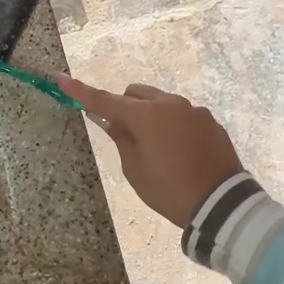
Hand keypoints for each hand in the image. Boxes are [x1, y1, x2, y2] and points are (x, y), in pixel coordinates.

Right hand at [57, 78, 243, 228]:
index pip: (104, 100)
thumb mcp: (135, 171)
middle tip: (127, 136)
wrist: (222, 205)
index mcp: (146, 115)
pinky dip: (174, 126)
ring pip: (161, 102)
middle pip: (135, 94)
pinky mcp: (210, 122)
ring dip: (152, 116)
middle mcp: (169, 104)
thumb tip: (113, 121)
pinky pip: (183, 115)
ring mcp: (193, 110)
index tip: (60, 78)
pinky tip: (182, 153)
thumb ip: (122, 140)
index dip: (80, 91)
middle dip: (126, 108)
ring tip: (160, 149)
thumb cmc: (170, 191)